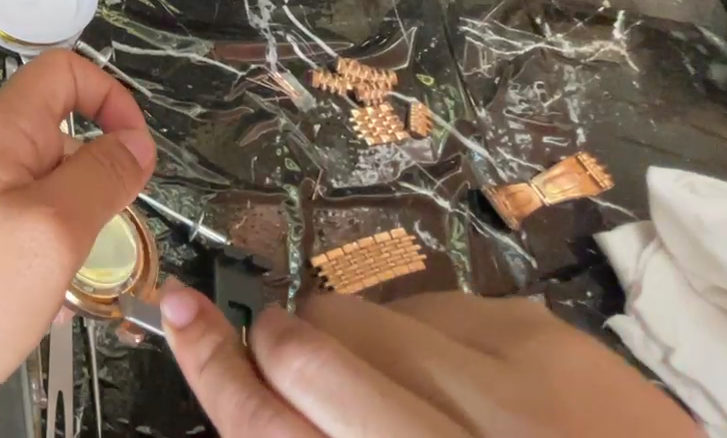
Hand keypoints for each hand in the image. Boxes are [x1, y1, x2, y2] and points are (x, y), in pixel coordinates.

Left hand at [0, 50, 155, 427]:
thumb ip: (102, 178)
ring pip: (47, 181)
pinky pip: (26, 216)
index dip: (110, 99)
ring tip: (62, 280)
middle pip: (60, 131)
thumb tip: (137, 142)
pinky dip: (47, 247)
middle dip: (94, 179)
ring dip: (72, 224)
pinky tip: (42, 297)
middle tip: (93, 241)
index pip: (63, 72)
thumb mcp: (54, 230)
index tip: (135, 157)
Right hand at [158, 282, 702, 436]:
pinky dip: (431, 338)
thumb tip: (250, 368)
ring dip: (361, 346)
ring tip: (421, 398)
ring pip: (356, 311)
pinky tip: (486, 391)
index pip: (264, 420)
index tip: (179, 309)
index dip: (211, 361)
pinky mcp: (547, 336)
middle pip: (300, 349)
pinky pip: (428, 301)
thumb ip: (313, 434)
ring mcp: (506, 383)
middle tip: (317, 384)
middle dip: (286, 353)